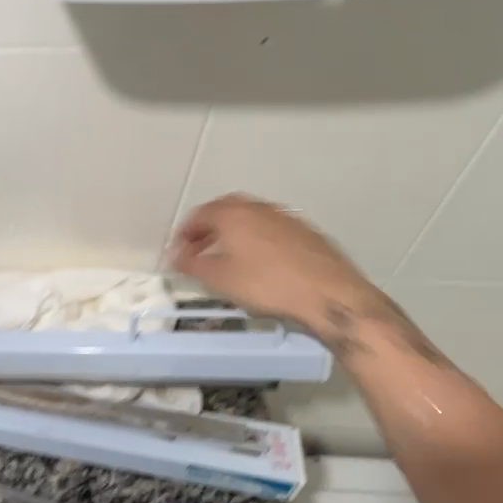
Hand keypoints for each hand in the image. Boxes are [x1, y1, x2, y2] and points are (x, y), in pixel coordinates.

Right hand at [168, 194, 377, 327]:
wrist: (327, 294)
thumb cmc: (266, 284)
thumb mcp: (218, 278)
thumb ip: (190, 263)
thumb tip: (175, 255)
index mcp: (233, 214)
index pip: (199, 215)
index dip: (184, 233)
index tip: (178, 252)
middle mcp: (259, 208)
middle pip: (225, 210)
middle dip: (208, 227)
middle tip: (199, 248)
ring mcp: (286, 218)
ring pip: (250, 218)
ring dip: (232, 232)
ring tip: (226, 256)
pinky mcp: (307, 233)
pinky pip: (271, 229)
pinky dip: (256, 238)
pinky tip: (258, 262)